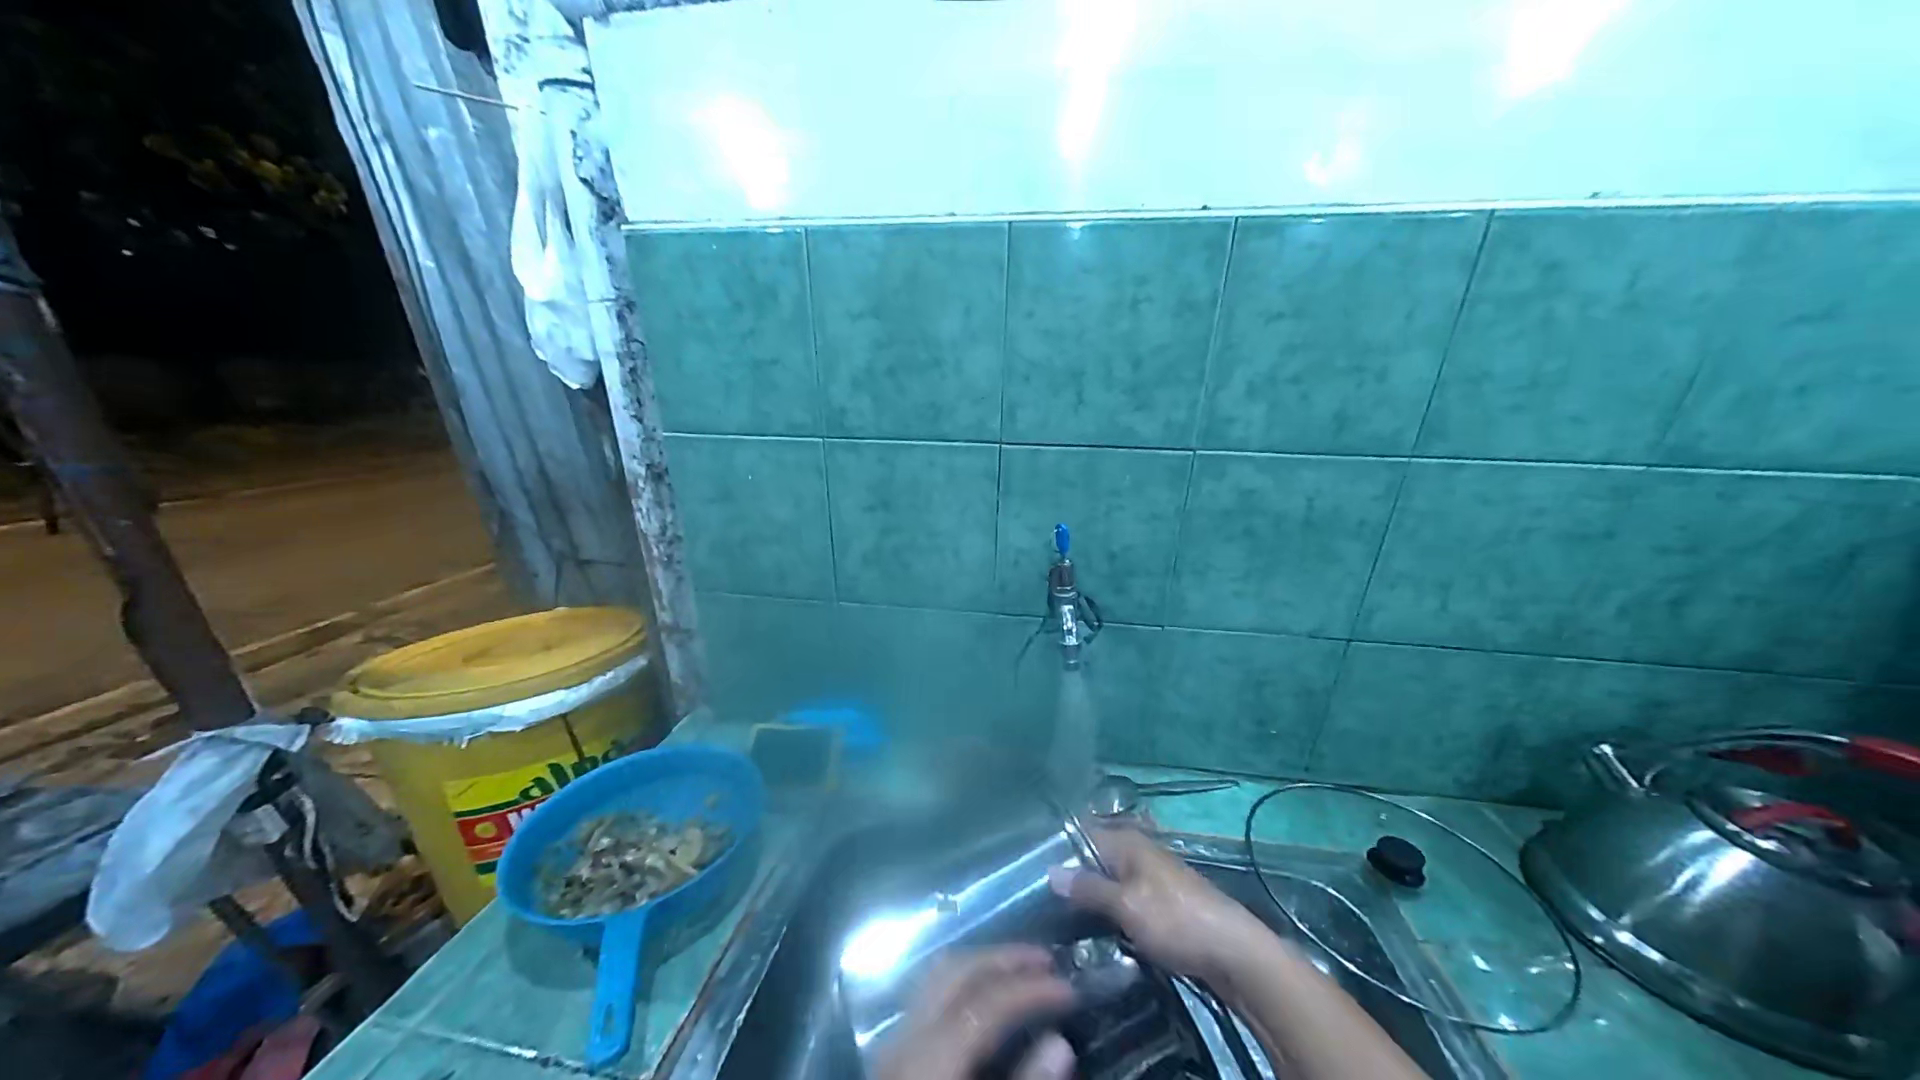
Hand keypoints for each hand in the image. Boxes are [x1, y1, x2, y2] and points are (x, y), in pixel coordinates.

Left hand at [875, 946, 1077, 1079]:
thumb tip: (1059, 1044)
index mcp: (927, 1065)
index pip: (983, 1005)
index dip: (1030, 988)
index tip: (1071, 987)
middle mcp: (902, 1042)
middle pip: (954, 974)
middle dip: (1004, 960)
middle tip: (1048, 961)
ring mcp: (890, 1048)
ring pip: (936, 978)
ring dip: (982, 966)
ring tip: (1023, 970)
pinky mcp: (889, 1061)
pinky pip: (927, 998)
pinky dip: (962, 984)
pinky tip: (986, 999)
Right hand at [1049, 827, 1269, 983]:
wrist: (1234, 953)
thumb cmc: (1176, 921)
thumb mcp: (1126, 905)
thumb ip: (1088, 888)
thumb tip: (1051, 870)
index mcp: (1128, 842)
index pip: (1083, 833)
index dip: (1059, 849)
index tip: (1031, 870)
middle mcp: (1139, 852)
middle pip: (1096, 859)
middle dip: (1072, 876)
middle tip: (1040, 900)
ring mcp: (1152, 878)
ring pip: (1110, 882)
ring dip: (1091, 898)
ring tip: (1060, 918)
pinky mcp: (1162, 905)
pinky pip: (1125, 900)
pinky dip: (1110, 911)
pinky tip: (1095, 930)